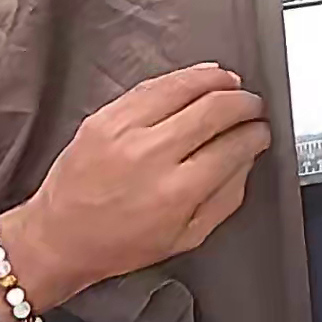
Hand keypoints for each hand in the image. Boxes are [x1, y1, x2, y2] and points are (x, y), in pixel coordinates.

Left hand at [0, 64, 270, 316]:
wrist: (59, 236)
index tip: (262, 131)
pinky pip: (151, 86)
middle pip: (214, 110)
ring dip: (215, 80)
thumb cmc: (120, 244)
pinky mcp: (104, 117)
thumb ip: (225, 198)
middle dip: (243, 103)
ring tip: (232, 82)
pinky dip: (180, 78)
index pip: (232, 147)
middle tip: (254, 105)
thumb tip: (246, 160)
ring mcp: (124, 130)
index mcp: (176, 192)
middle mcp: (152, 155)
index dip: (255, 134)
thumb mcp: (186, 238)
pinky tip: (197, 78)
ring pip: (183, 88)